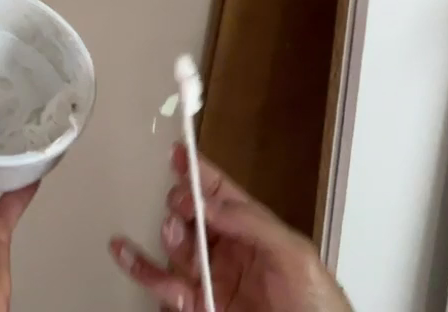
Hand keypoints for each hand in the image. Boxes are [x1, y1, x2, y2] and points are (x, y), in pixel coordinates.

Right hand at [109, 146, 350, 311]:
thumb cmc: (320, 307)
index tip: (177, 152)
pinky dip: (141, 268)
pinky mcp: (196, 309)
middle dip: (179, 204)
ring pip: (173, 247)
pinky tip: (127, 252)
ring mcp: (211, 281)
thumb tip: (208, 202)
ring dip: (166, 234)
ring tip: (172, 230)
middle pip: (190, 216)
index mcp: (252, 230)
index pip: (218, 192)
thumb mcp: (295, 255)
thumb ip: (252, 222)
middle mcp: (227, 252)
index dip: (196, 170)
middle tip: (180, 204)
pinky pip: (162, 285)